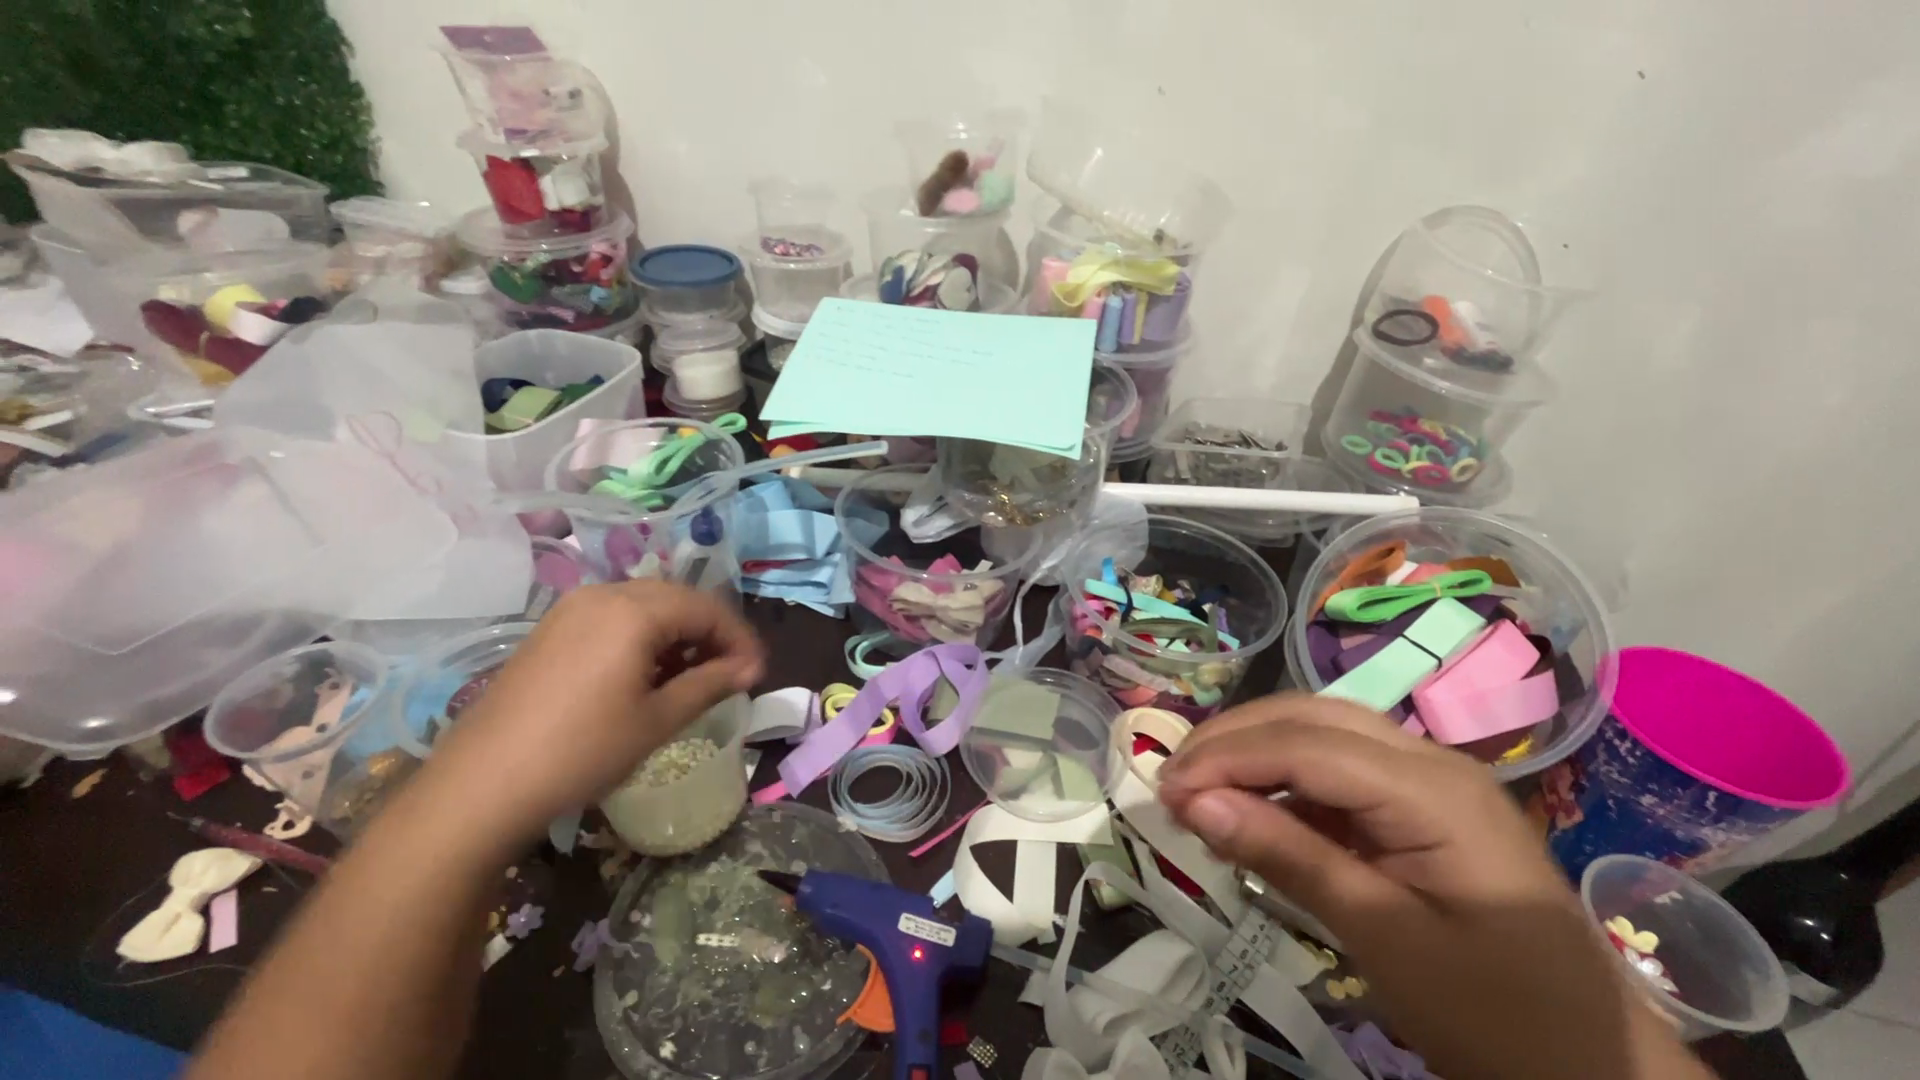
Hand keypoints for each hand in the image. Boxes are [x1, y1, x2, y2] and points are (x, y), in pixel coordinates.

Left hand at [418, 580, 764, 844]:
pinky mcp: (550, 630)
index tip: (757, 674)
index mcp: (634, 610)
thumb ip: (710, 683)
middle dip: (710, 632)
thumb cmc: (583, 751)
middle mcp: (603, 594)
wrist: (483, 783)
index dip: (739, 638)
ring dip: (676, 634)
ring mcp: (570, 609)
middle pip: (675, 599)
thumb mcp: (658, 719)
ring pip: (644, 606)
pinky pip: (613, 618)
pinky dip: (642, 638)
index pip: (706, 608)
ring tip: (693, 677)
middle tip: (731, 674)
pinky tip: (647, 675)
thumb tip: (751, 668)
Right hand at [1156, 694, 1708, 1079]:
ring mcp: (1433, 784)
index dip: (1226, 759)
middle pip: (1313, 717)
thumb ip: (1287, 857)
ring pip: (1324, 734)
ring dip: (1256, 753)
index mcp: (1433, 791)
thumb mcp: (1383, 939)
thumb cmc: (1497, 1015)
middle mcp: (1433, 763)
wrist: (1600, 1071)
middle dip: (1234, 739)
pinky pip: (1342, 773)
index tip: (1162, 792)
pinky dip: (1287, 783)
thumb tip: (1193, 802)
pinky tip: (1255, 812)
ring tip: (1199, 790)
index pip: (1305, 745)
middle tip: (1170, 780)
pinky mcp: (1426, 811)